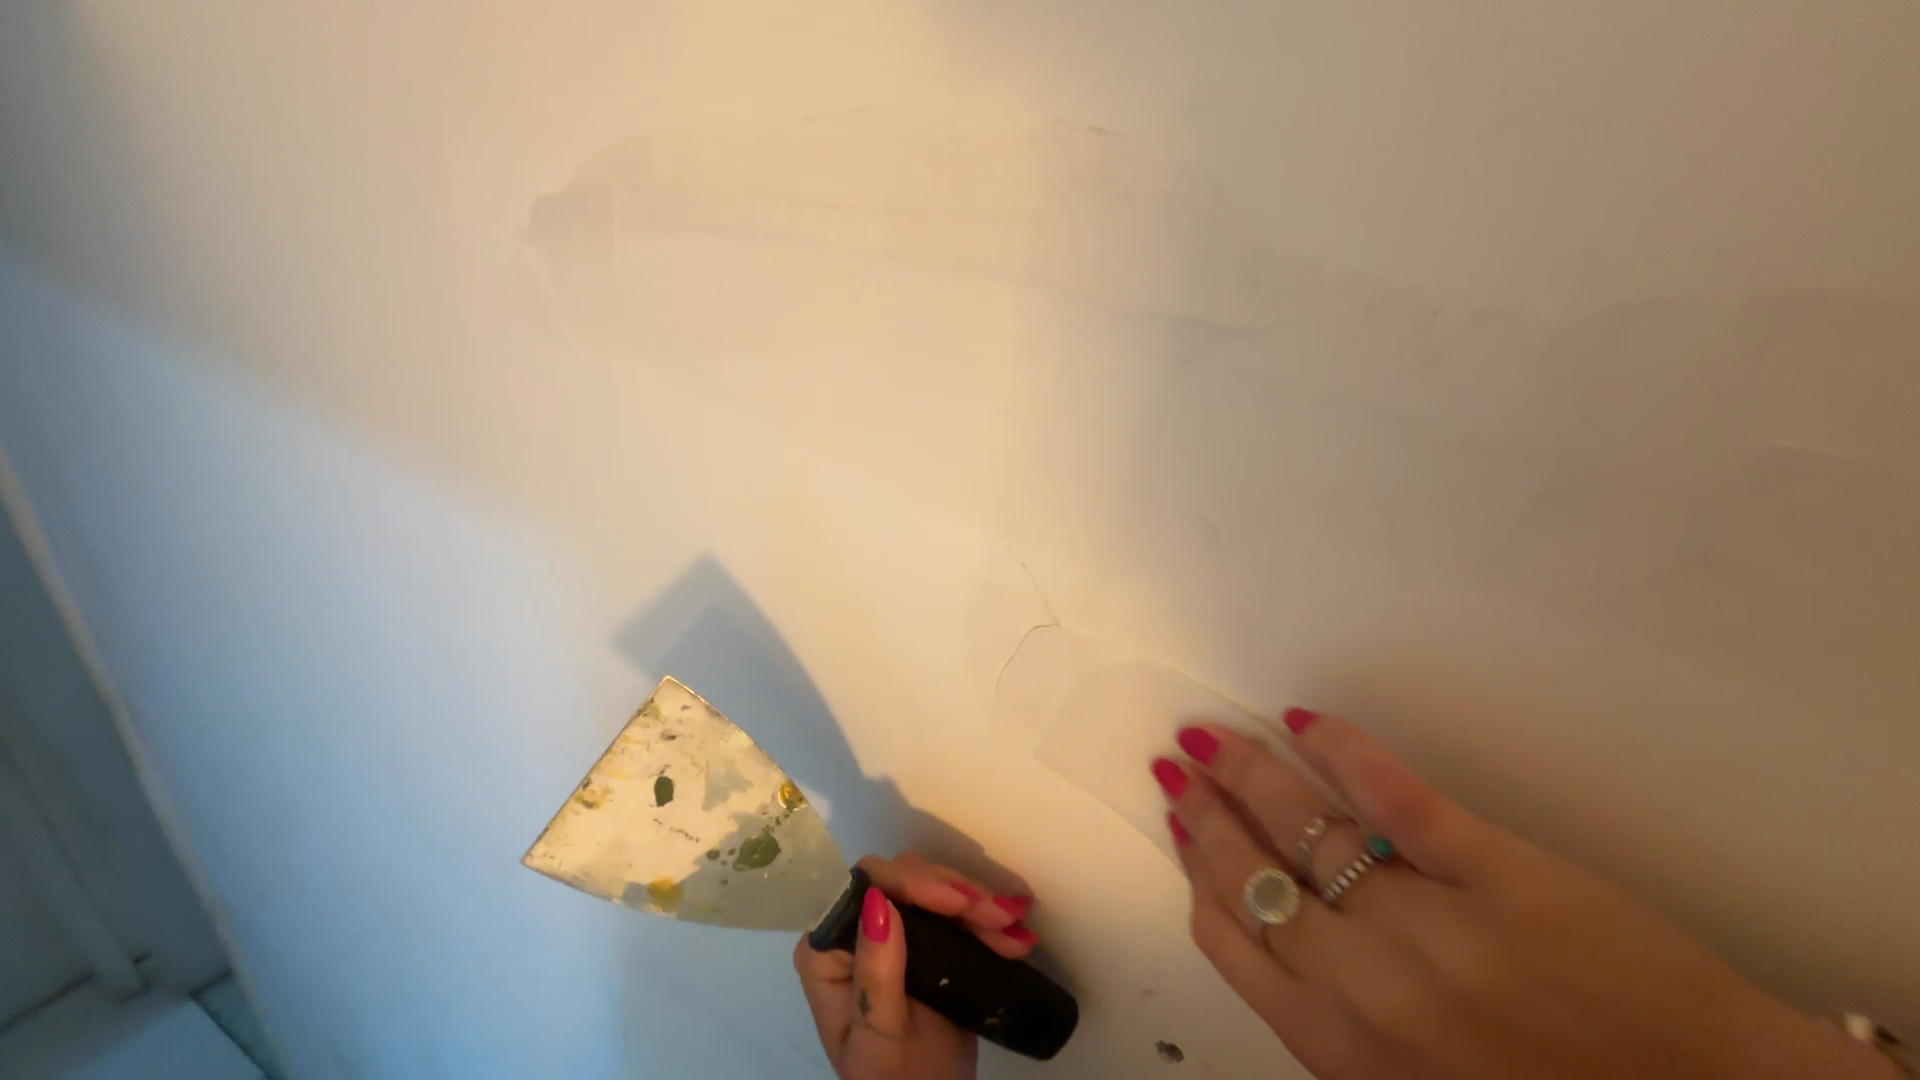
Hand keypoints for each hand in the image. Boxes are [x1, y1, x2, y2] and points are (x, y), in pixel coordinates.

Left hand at [793, 853, 1038, 1079]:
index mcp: (828, 949)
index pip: (864, 888)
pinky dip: (988, 912)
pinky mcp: (927, 936)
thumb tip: (878, 902)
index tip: (956, 902)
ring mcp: (893, 928)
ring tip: (1016, 926)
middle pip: (906, 879)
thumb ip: (876, 973)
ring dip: (980, 902)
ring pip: (936, 886)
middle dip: (958, 894)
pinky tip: (1017, 923)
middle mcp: (856, 929)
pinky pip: (956, 908)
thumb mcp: (880, 1036)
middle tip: (1002, 918)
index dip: (911, 883)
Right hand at [1156, 710, 1899, 1079]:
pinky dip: (1340, 746)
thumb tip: (1258, 920)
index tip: (1176, 822)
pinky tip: (1303, 719)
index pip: (1226, 931)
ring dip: (1246, 770)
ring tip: (1214, 738)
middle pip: (1249, 868)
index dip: (1192, 867)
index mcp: (1334, 1041)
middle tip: (1177, 763)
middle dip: (1202, 809)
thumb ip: (1322, 1014)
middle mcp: (1363, 978)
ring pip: (1300, 822)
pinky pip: (1390, 792)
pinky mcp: (1492, 864)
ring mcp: (1424, 915)